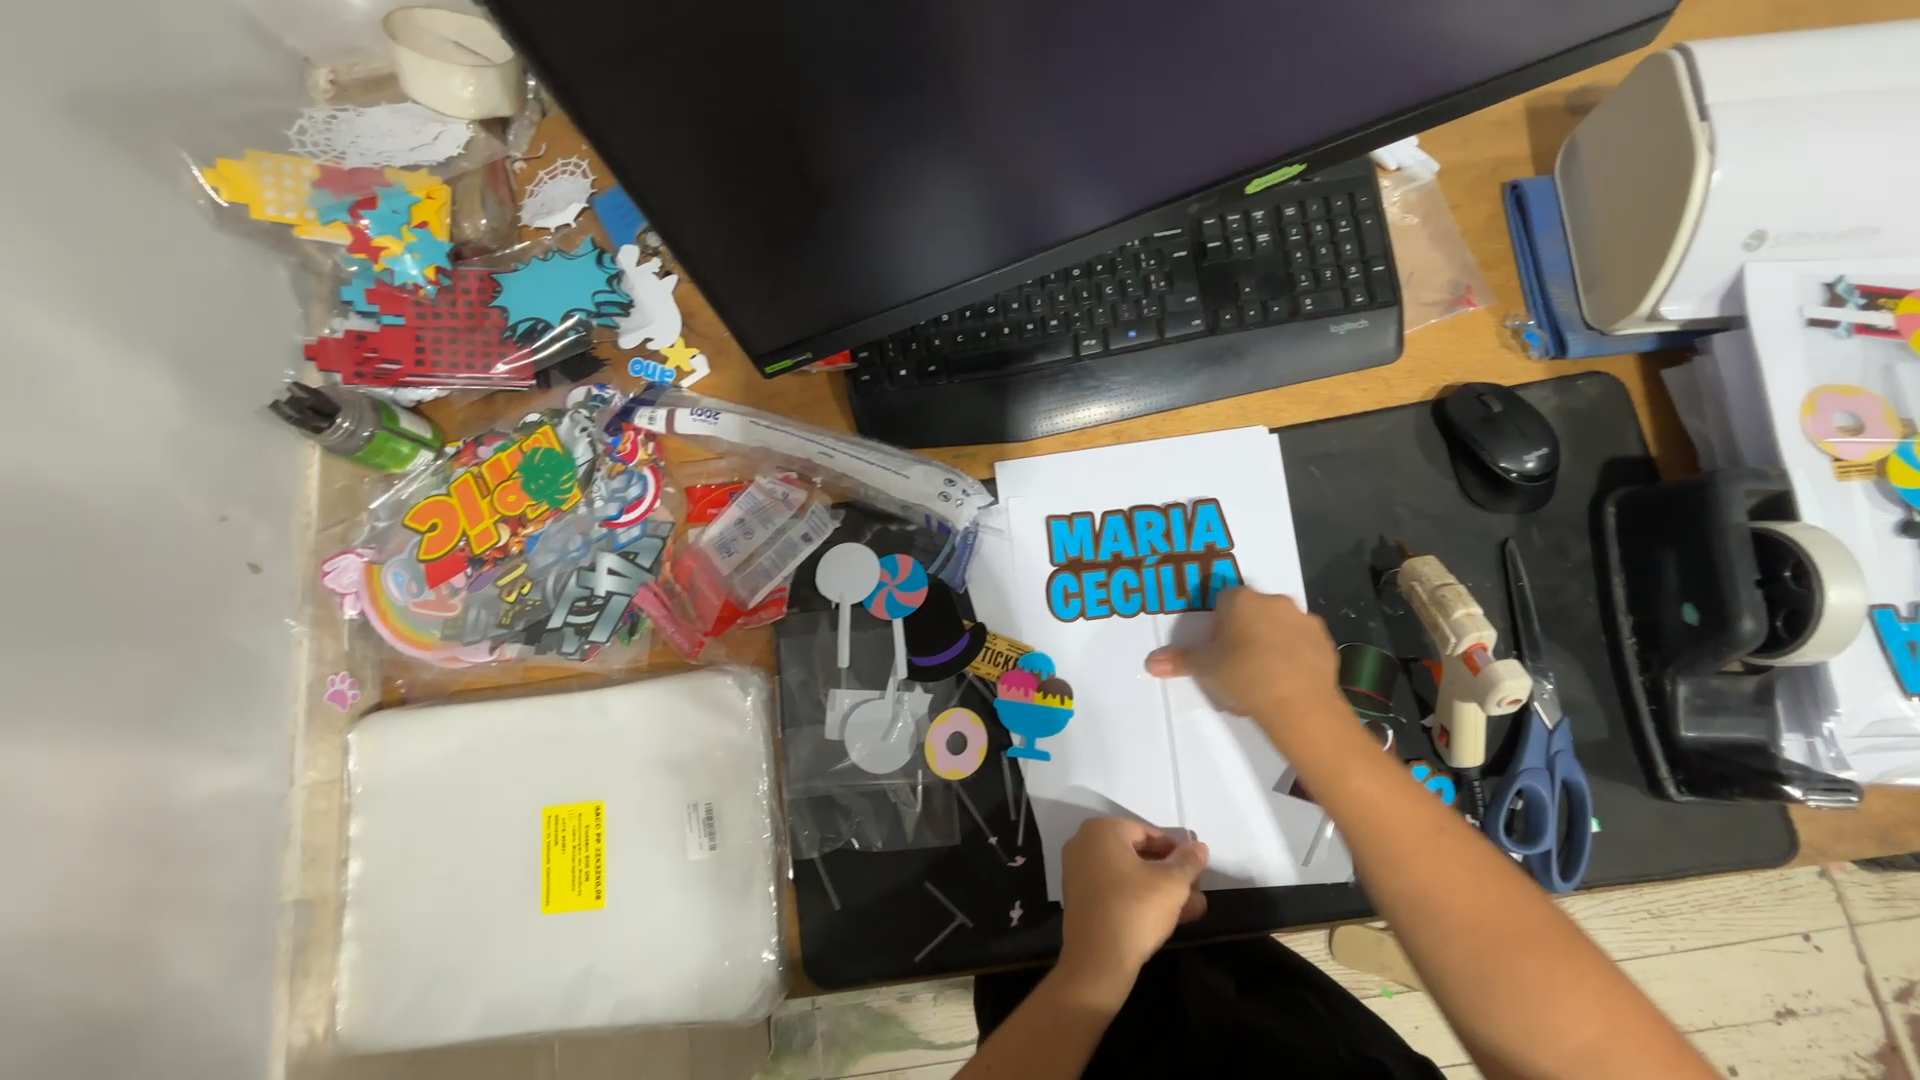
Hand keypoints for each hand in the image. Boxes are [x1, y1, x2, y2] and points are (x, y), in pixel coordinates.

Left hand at [1055, 817, 1208, 1004]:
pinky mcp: (1081, 901)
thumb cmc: (1135, 908)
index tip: (1196, 866)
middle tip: (1198, 888)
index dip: (1176, 849)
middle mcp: (1084, 845)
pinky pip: (1116, 892)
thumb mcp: (1172, 882)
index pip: (1147, 832)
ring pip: (1129, 876)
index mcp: (1101, 830)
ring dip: (1162, 890)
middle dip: (1171, 872)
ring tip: (1195, 907)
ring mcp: (1078, 874)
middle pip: (1138, 854)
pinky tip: (1172, 917)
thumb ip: (1188, 861)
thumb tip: (1199, 847)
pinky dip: (1141, 900)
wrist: (1097, 960)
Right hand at [1143, 587, 1349, 753]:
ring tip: (1261, 677)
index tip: (1216, 647)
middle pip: (1253, 611)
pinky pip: (1302, 644)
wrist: (1299, 703)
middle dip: (1244, 632)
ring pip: (1279, 627)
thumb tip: (1151, 663)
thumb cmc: (1244, 675)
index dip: (1217, 624)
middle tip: (1235, 663)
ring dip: (1269, 643)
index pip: (1224, 600)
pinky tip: (1284, 682)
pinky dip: (1293, 657)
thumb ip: (1180, 660)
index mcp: (1243, 599)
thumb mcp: (1206, 668)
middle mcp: (1275, 601)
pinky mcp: (1324, 642)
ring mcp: (1304, 620)